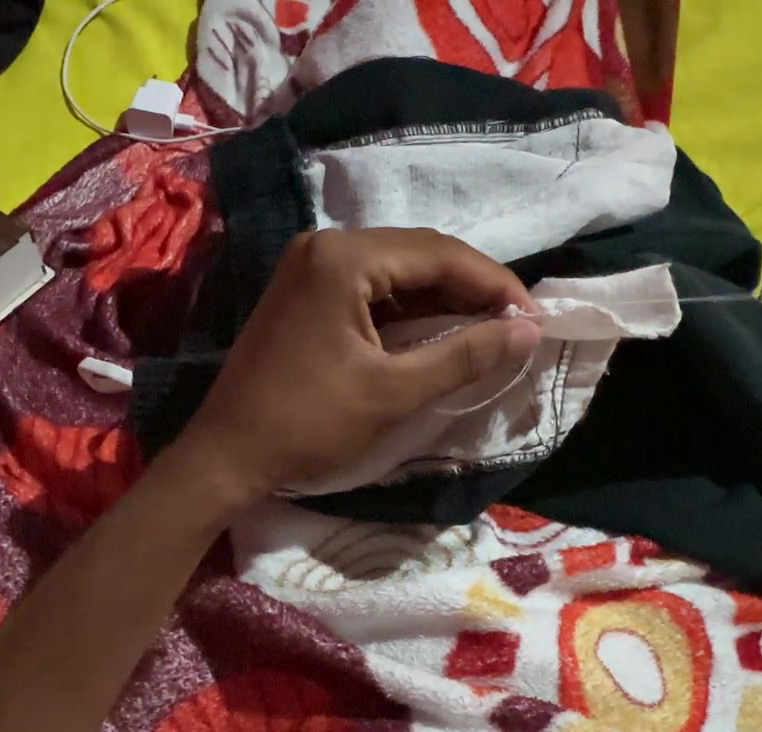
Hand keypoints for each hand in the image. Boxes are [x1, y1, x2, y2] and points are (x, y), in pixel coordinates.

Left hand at [169, 227, 541, 501]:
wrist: (227, 456)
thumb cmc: (308, 425)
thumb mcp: (393, 393)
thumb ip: (464, 356)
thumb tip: (528, 330)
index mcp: (343, 258)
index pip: (439, 254)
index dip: (494, 284)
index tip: (534, 319)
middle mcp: (324, 246)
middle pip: (418, 255)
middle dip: (470, 289)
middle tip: (514, 326)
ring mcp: (308, 268)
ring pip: (395, 273)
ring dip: (440, 300)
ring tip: (485, 332)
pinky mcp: (303, 294)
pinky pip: (369, 290)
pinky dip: (406, 311)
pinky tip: (435, 335)